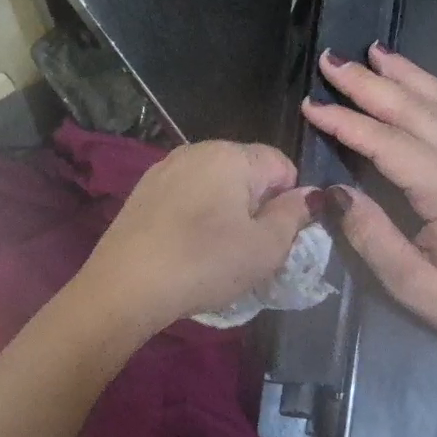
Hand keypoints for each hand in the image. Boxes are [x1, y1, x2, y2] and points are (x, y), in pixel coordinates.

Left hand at [72, 141, 316, 335]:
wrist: (126, 286)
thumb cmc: (204, 264)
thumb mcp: (265, 248)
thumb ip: (294, 216)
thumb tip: (311, 195)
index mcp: (232, 155)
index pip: (282, 165)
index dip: (288, 202)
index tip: (275, 238)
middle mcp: (197, 150)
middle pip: (246, 173)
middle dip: (255, 206)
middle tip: (247, 250)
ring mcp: (165, 169)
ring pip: (214, 186)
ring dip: (224, 213)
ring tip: (214, 253)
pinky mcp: (142, 192)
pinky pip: (186, 197)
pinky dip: (194, 218)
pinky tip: (185, 249)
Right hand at [302, 45, 436, 364]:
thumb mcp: (408, 282)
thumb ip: (369, 233)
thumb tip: (331, 191)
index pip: (388, 143)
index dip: (347, 122)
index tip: (311, 104)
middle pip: (417, 111)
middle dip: (371, 83)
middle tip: (333, 59)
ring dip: (410, 75)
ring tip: (377, 52)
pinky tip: (423, 86)